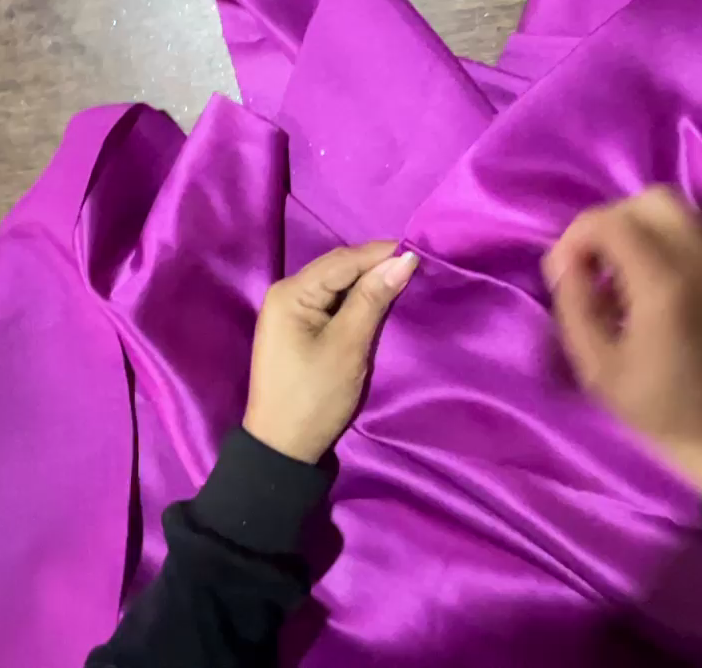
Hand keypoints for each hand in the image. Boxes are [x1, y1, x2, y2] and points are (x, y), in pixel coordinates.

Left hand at [243, 242, 418, 463]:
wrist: (283, 450)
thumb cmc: (315, 397)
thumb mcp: (348, 346)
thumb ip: (373, 298)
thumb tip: (403, 259)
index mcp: (291, 293)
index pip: (342, 260)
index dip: (380, 253)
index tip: (419, 252)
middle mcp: (286, 292)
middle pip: (337, 267)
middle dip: (375, 264)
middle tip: (415, 265)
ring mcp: (290, 310)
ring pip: (336, 283)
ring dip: (367, 280)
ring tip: (403, 277)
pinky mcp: (298, 327)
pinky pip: (331, 300)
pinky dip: (356, 297)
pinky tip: (379, 297)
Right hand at [544, 187, 701, 510]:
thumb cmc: (671, 414)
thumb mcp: (600, 371)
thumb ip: (574, 306)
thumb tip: (565, 263)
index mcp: (666, 283)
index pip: (610, 220)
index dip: (575, 237)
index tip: (565, 272)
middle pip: (651, 200)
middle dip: (611, 222)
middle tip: (596, 264)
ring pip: (680, 216)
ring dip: (642, 233)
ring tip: (627, 282)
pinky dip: (672, 250)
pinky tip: (663, 296)